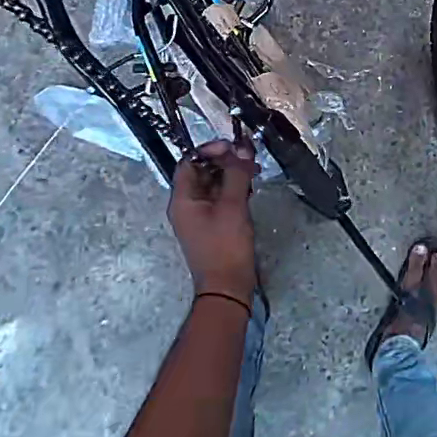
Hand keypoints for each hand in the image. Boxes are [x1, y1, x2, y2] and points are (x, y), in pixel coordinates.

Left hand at [168, 140, 258, 302]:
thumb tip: (241, 149)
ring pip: (212, 185)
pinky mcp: (211, 225)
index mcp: (182, 198)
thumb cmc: (225, 246)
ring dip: (231, 174)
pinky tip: (250, 188)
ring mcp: (198, 216)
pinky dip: (232, 190)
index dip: (209, 150)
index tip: (232, 146)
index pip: (189, 162)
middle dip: (224, 161)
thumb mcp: (233, 206)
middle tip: (248, 157)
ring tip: (254, 171)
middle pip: (201, 172)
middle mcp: (186, 205)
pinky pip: (218, 199)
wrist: (227, 289)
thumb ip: (236, 174)